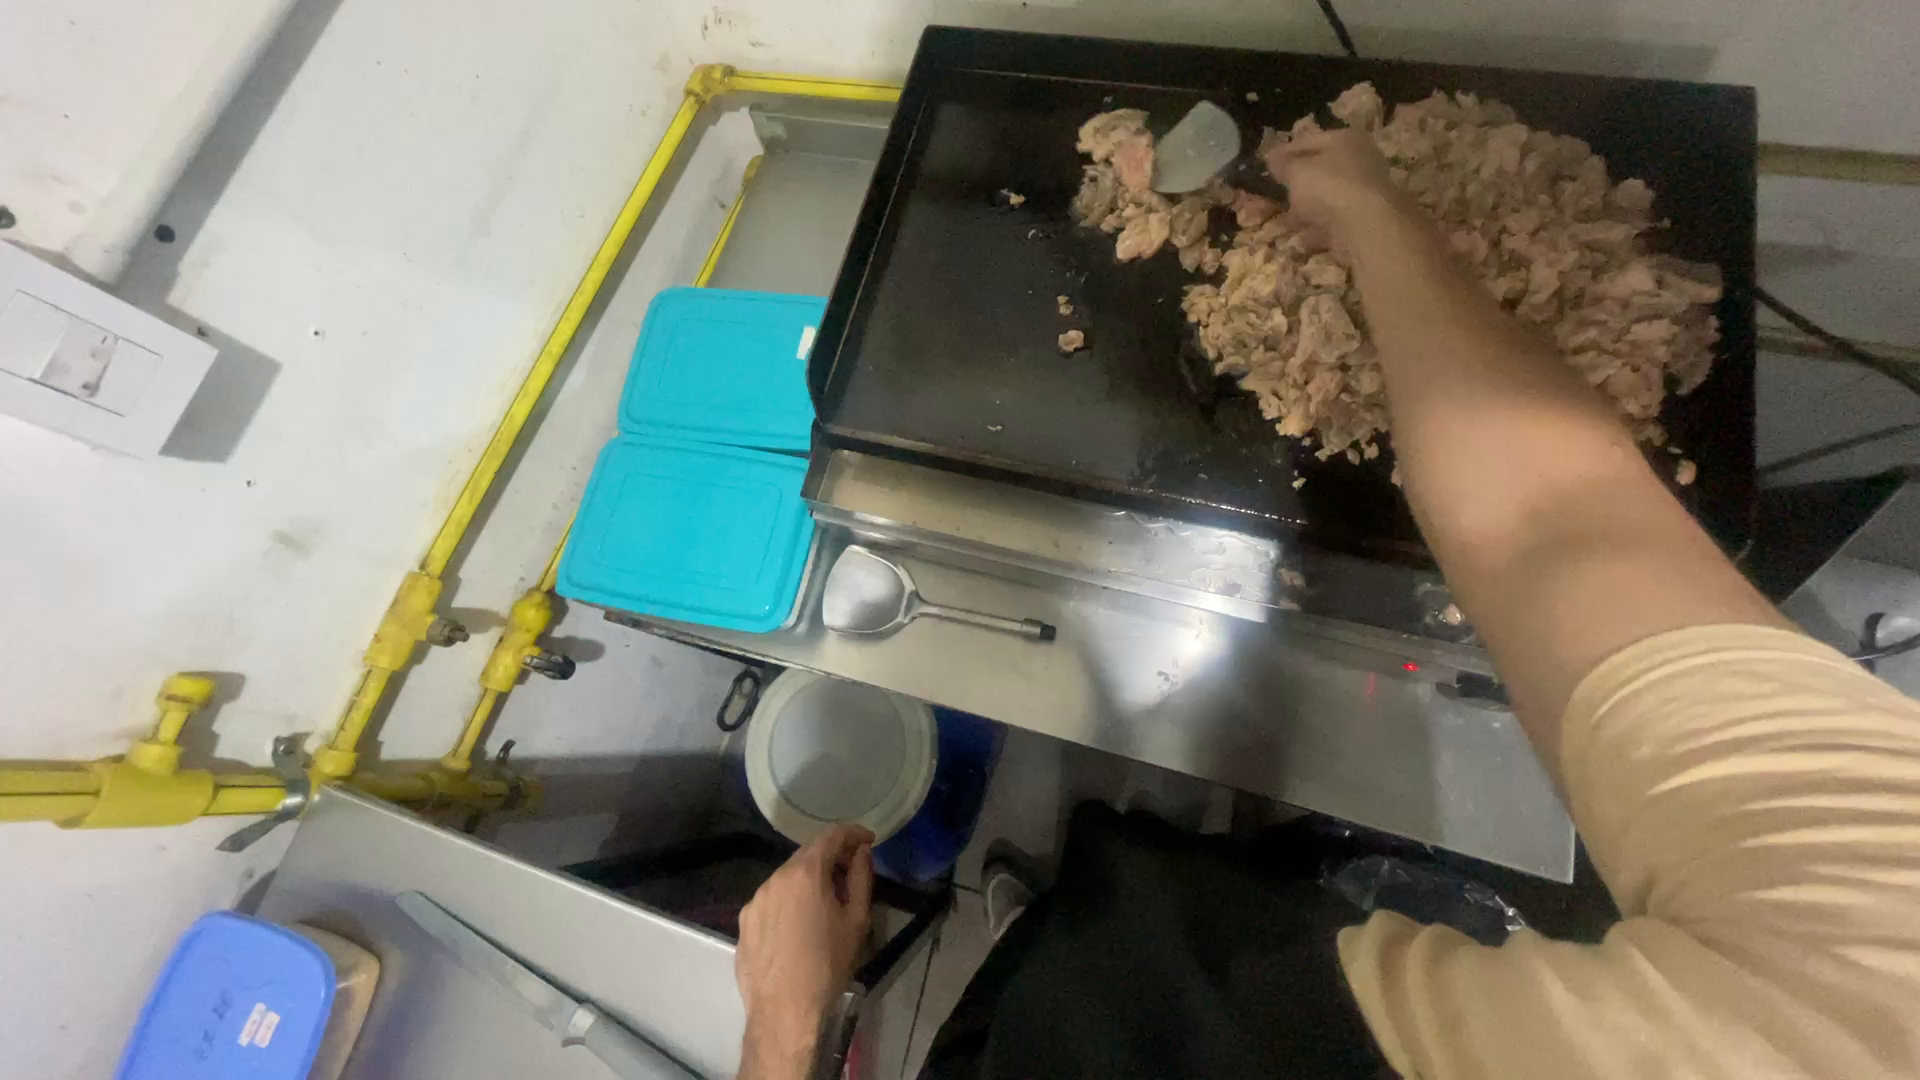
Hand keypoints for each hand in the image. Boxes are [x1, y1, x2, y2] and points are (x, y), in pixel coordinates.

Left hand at [735, 824, 874, 1079]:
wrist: (785, 1013)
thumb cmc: (828, 964)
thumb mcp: (857, 919)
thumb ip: (861, 876)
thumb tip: (861, 851)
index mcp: (805, 873)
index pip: (831, 835)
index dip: (853, 833)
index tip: (868, 840)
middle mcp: (776, 878)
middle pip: (807, 853)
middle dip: (831, 855)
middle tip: (851, 869)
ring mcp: (755, 900)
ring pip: (787, 876)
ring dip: (808, 878)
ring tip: (825, 899)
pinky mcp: (744, 922)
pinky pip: (771, 899)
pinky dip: (789, 899)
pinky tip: (799, 922)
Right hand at [1265, 128, 1410, 250]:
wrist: (1363, 225)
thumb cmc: (1328, 187)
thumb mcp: (1297, 172)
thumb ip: (1283, 165)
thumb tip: (1272, 158)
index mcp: (1344, 140)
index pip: (1307, 141)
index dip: (1283, 153)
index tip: (1263, 165)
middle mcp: (1357, 160)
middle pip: (1317, 172)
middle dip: (1292, 186)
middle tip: (1269, 198)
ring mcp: (1360, 191)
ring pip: (1322, 199)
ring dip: (1303, 211)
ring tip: (1285, 222)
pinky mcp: (1360, 218)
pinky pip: (1330, 221)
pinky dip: (1316, 229)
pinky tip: (1304, 238)